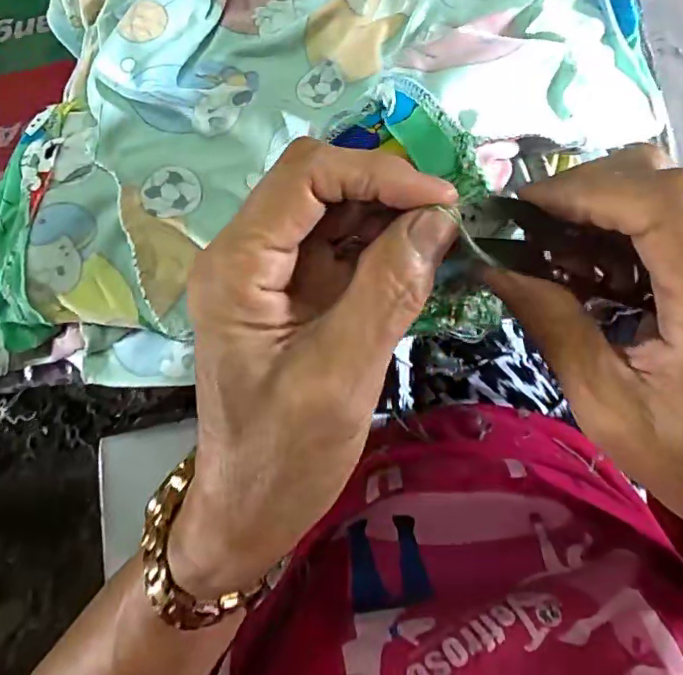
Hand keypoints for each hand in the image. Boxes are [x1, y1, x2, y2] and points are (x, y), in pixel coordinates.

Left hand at [172, 139, 456, 594]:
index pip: (304, 176)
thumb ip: (387, 291)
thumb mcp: (340, 378)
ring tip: (441, 232)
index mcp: (237, 264)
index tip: (439, 198)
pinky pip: (336, 241)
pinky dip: (379, 239)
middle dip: (382, 186)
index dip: (374, 172)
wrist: (246, 510)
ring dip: (385, 210)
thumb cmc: (281, 457)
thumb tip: (437, 219)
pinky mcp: (289, 286)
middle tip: (446, 215)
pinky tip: (416, 253)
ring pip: (330, 206)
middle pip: (315, 182)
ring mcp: (266, 267)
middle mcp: (244, 250)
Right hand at [484, 145, 682, 543]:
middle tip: (534, 222)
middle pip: (666, 179)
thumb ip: (552, 325)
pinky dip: (618, 214)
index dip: (592, 189)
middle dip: (586, 186)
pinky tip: (589, 254)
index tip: (530, 211)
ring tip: (554, 236)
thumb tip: (491, 264)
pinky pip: (672, 210)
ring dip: (600, 197)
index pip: (668, 205)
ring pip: (668, 184)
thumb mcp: (603, 407)